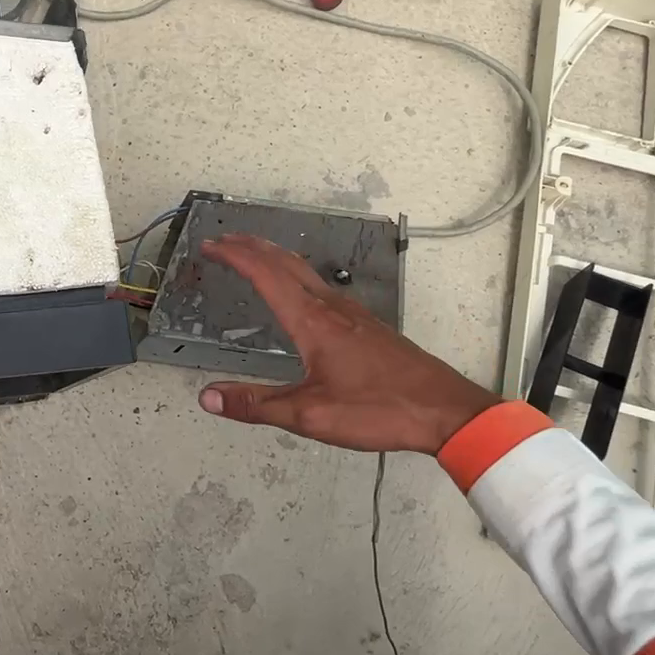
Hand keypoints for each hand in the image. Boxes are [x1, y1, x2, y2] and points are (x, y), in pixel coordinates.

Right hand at [195, 234, 499, 455]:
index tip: (210, 245)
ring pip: (304, 270)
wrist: (447, 412)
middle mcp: (331, 308)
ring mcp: (352, 313)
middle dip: (251, 246)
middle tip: (224, 240)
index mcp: (312, 321)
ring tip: (253, 254)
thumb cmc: (378, 410)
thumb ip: (255, 404)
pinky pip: (320, 285)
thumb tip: (207, 397)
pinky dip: (295, 274)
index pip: (265, 274)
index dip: (234, 256)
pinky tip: (298, 290)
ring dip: (273, 256)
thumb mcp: (309, 415)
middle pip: (285, 262)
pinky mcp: (366, 324)